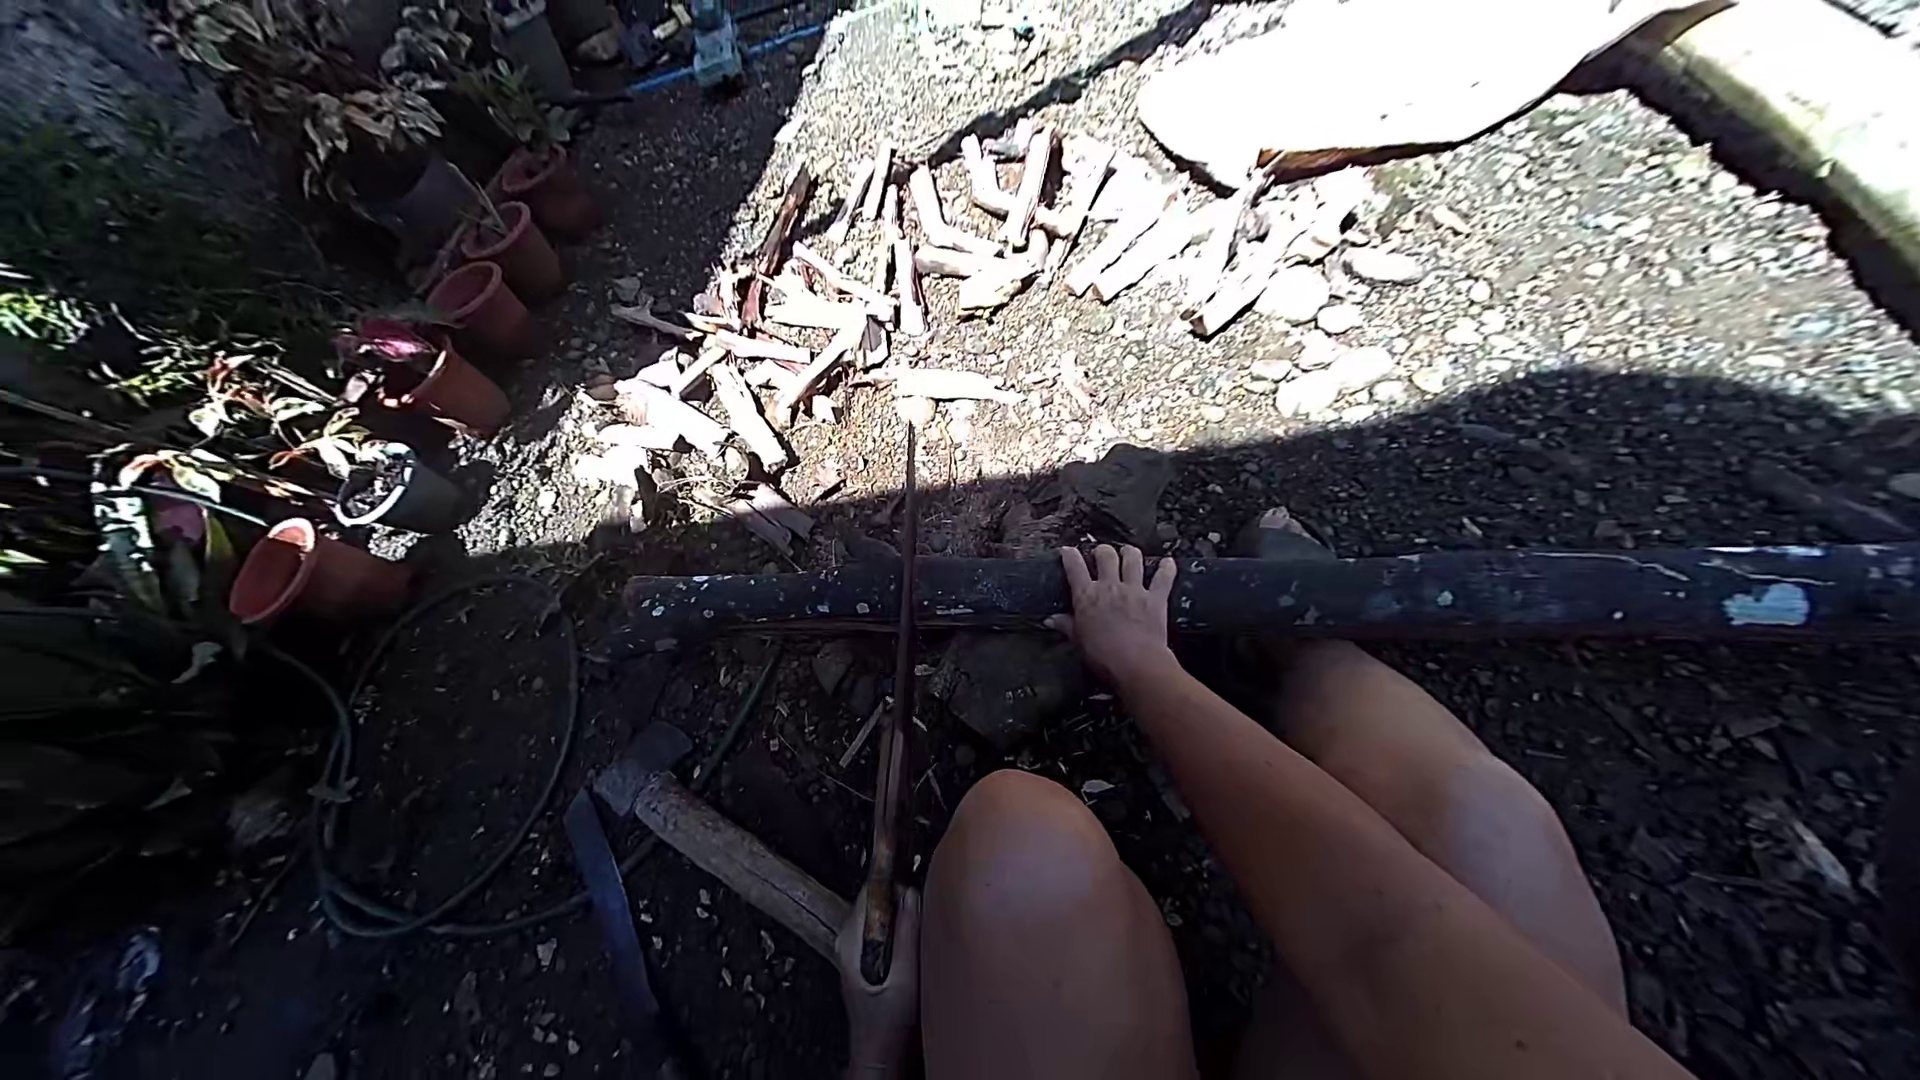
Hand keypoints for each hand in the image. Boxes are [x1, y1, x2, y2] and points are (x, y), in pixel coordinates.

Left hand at [835, 885, 921, 1078]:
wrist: (878, 1053)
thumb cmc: (886, 1026)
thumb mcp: (905, 981)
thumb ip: (908, 936)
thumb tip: (911, 895)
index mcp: (850, 942)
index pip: (869, 890)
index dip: (892, 881)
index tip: (911, 878)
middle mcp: (847, 940)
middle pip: (874, 896)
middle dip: (899, 895)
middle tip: (920, 905)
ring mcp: (853, 945)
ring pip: (879, 908)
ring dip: (899, 909)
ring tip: (916, 922)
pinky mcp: (862, 951)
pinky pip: (881, 922)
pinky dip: (897, 921)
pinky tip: (909, 936)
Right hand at [1047, 544, 1178, 685]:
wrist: (1134, 663)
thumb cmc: (1102, 655)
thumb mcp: (1077, 640)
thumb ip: (1066, 625)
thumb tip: (1051, 620)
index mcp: (1087, 595)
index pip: (1075, 568)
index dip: (1070, 555)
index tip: (1068, 550)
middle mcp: (1110, 586)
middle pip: (1106, 556)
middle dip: (1102, 551)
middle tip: (1101, 553)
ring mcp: (1134, 590)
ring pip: (1133, 560)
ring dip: (1130, 552)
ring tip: (1128, 550)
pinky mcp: (1155, 598)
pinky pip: (1163, 578)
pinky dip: (1167, 568)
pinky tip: (1168, 562)